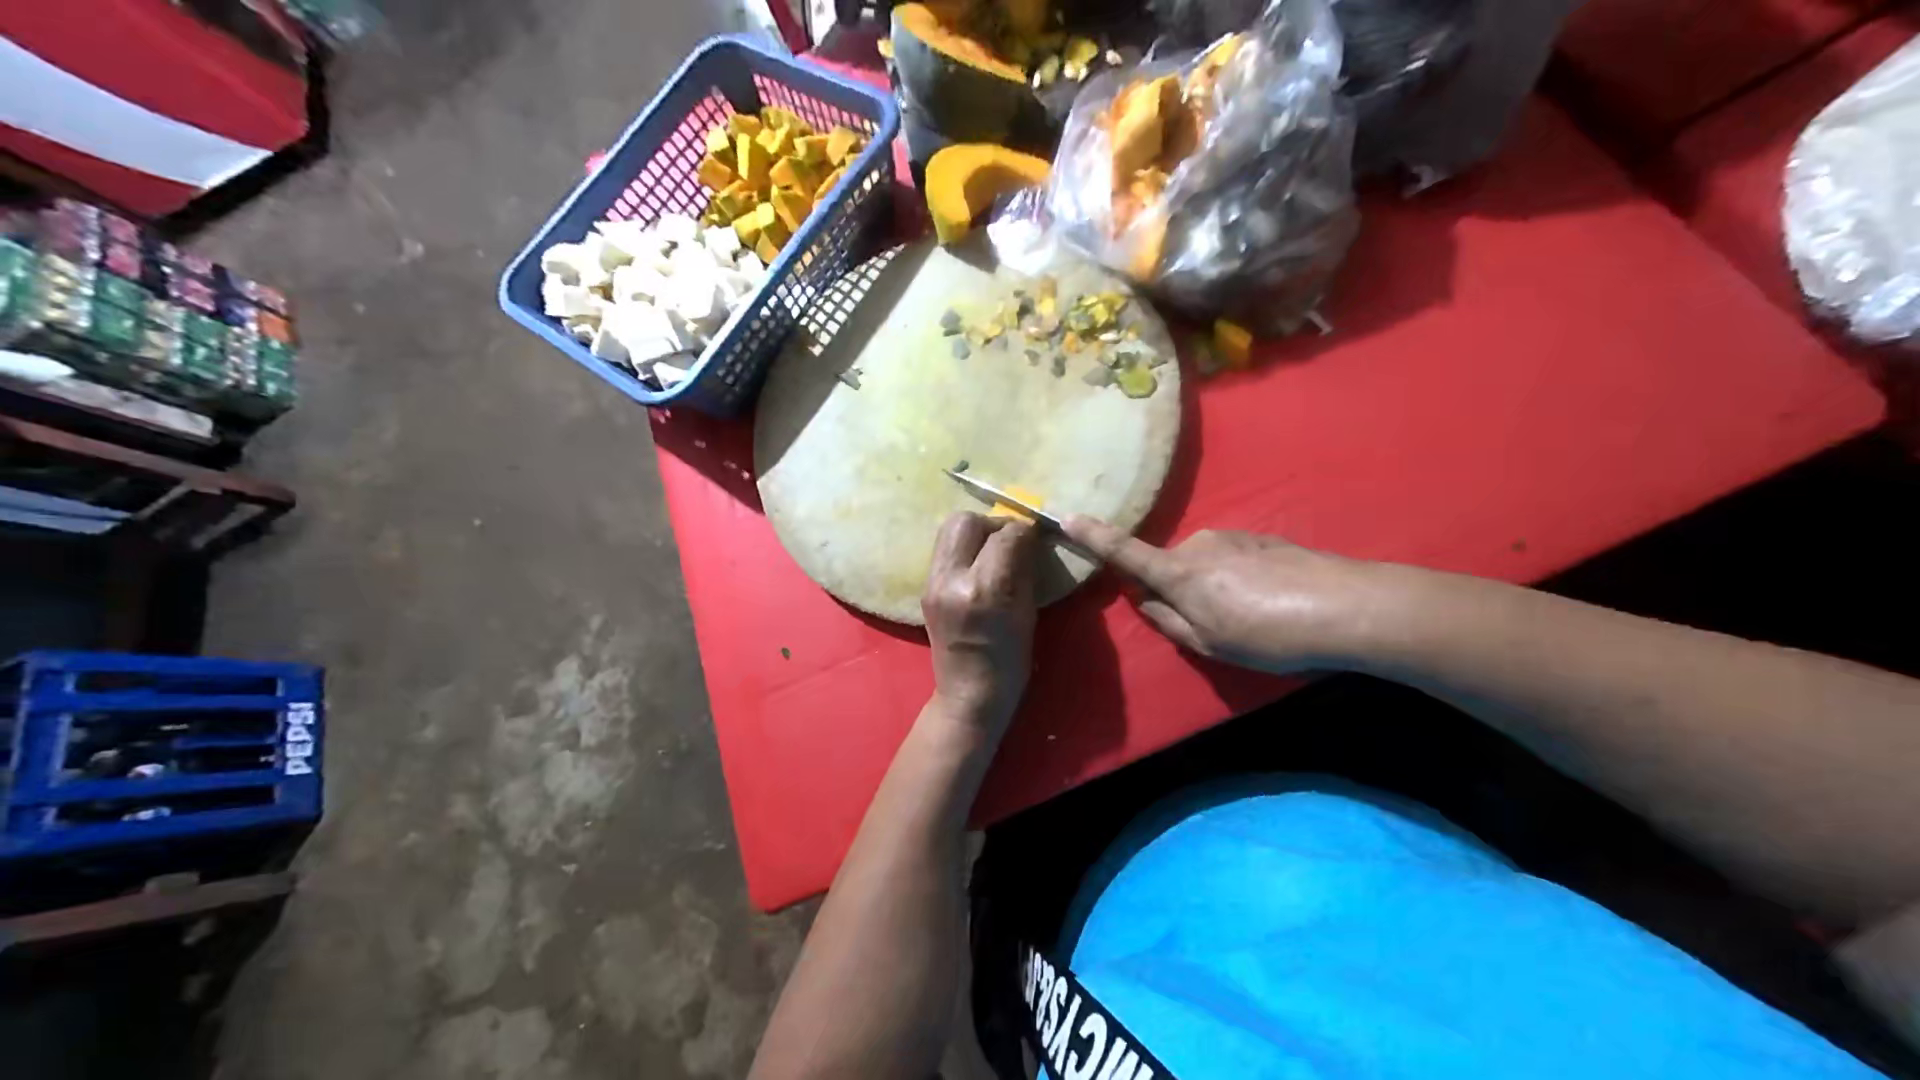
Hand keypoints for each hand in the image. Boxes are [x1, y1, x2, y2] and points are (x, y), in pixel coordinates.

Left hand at [922, 512, 1039, 734]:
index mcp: (985, 590)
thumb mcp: (1028, 611)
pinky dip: (964, 549)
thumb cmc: (1011, 661)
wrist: (969, 694)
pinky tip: (978, 565)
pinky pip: (944, 550)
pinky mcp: (924, 588)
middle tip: (1011, 540)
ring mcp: (932, 583)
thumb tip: (1028, 536)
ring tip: (993, 551)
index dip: (1025, 530)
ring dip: (976, 532)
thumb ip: (1025, 567)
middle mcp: (952, 580)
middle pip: (966, 521)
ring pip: (949, 529)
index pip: (1005, 534)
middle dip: (993, 523)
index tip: (1036, 537)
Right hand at [1062, 516, 1378, 673]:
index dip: (1094, 537)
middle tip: (1216, 628)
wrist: (1345, 606)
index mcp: (1178, 573)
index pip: (1125, 552)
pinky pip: (1233, 560)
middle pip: (1172, 568)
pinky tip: (1273, 600)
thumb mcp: (1209, 644)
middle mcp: (1199, 545)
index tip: (1066, 517)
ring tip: (1254, 617)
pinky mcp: (1262, 537)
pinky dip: (1241, 579)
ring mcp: (1233, 537)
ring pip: (1205, 565)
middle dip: (1180, 592)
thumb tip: (1144, 599)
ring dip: (1214, 587)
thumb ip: (1168, 621)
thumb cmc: (1267, 634)